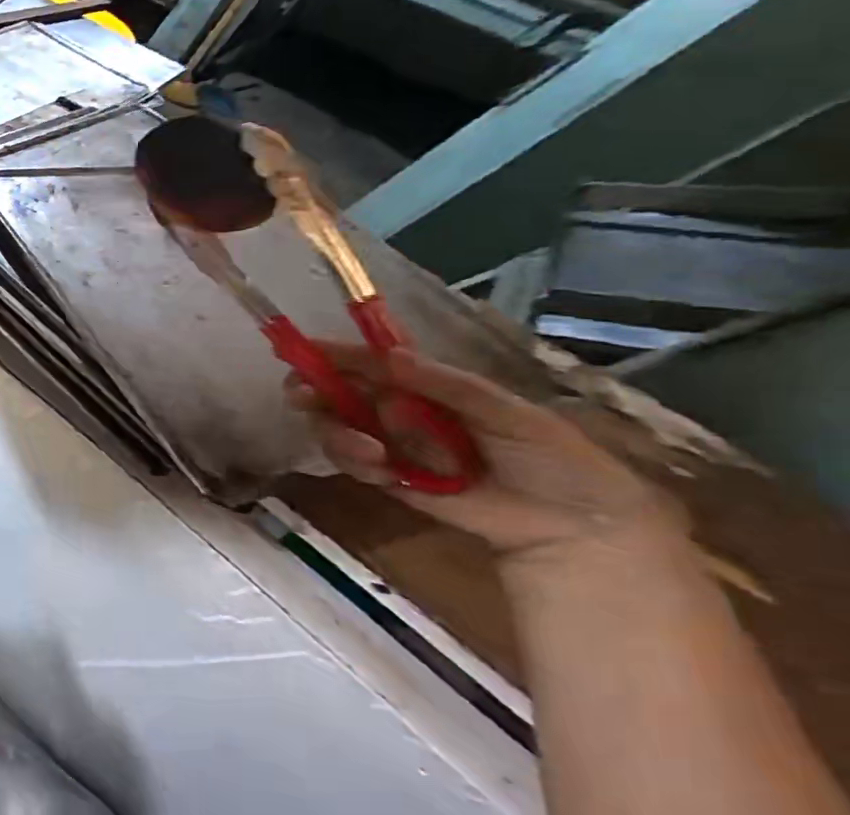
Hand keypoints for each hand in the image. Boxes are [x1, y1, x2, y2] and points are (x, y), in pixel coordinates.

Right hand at [285, 344, 687, 569]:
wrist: (576, 526)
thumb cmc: (552, 456)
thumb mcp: (508, 411)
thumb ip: (446, 385)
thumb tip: (387, 356)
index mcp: (426, 384)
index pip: (369, 362)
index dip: (334, 355)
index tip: (301, 352)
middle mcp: (399, 408)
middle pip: (337, 392)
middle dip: (315, 392)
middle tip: (303, 398)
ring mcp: (391, 444)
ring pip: (337, 427)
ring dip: (339, 434)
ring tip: (370, 451)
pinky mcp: (389, 478)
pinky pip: (354, 464)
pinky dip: (357, 463)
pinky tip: (381, 469)